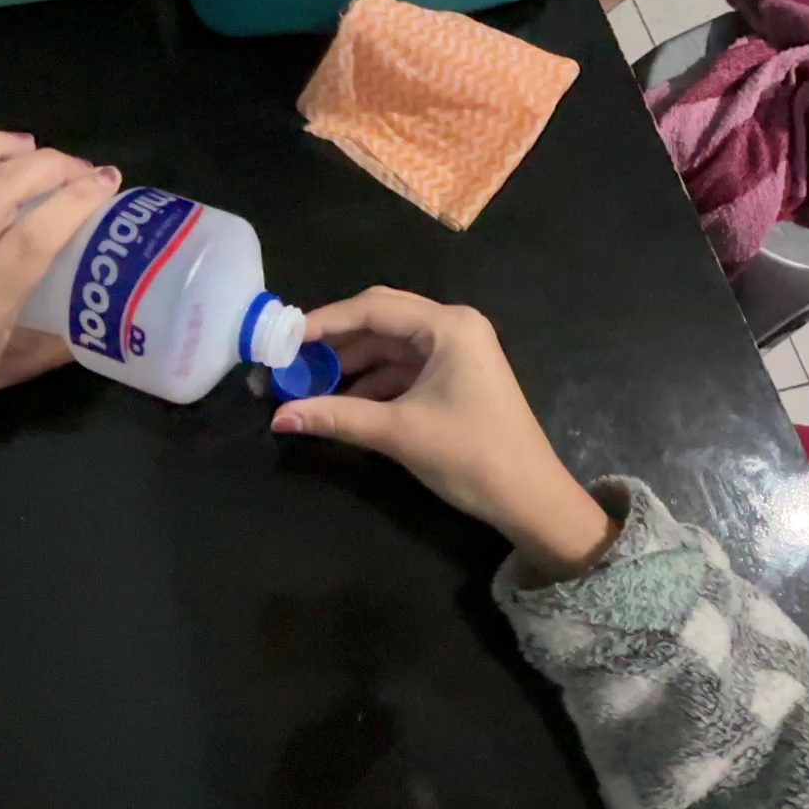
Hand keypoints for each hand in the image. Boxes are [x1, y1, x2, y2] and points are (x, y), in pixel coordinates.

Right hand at [270, 288, 617, 581]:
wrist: (530, 500)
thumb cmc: (471, 456)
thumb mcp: (398, 433)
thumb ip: (336, 417)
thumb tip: (277, 419)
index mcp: (448, 326)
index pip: (373, 308)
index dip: (324, 322)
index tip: (283, 340)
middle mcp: (453, 327)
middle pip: (381, 320)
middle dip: (335, 341)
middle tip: (291, 359)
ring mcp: (455, 352)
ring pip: (389, 346)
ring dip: (351, 365)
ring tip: (308, 385)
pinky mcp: (454, 377)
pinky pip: (403, 369)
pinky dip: (372, 383)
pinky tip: (342, 403)